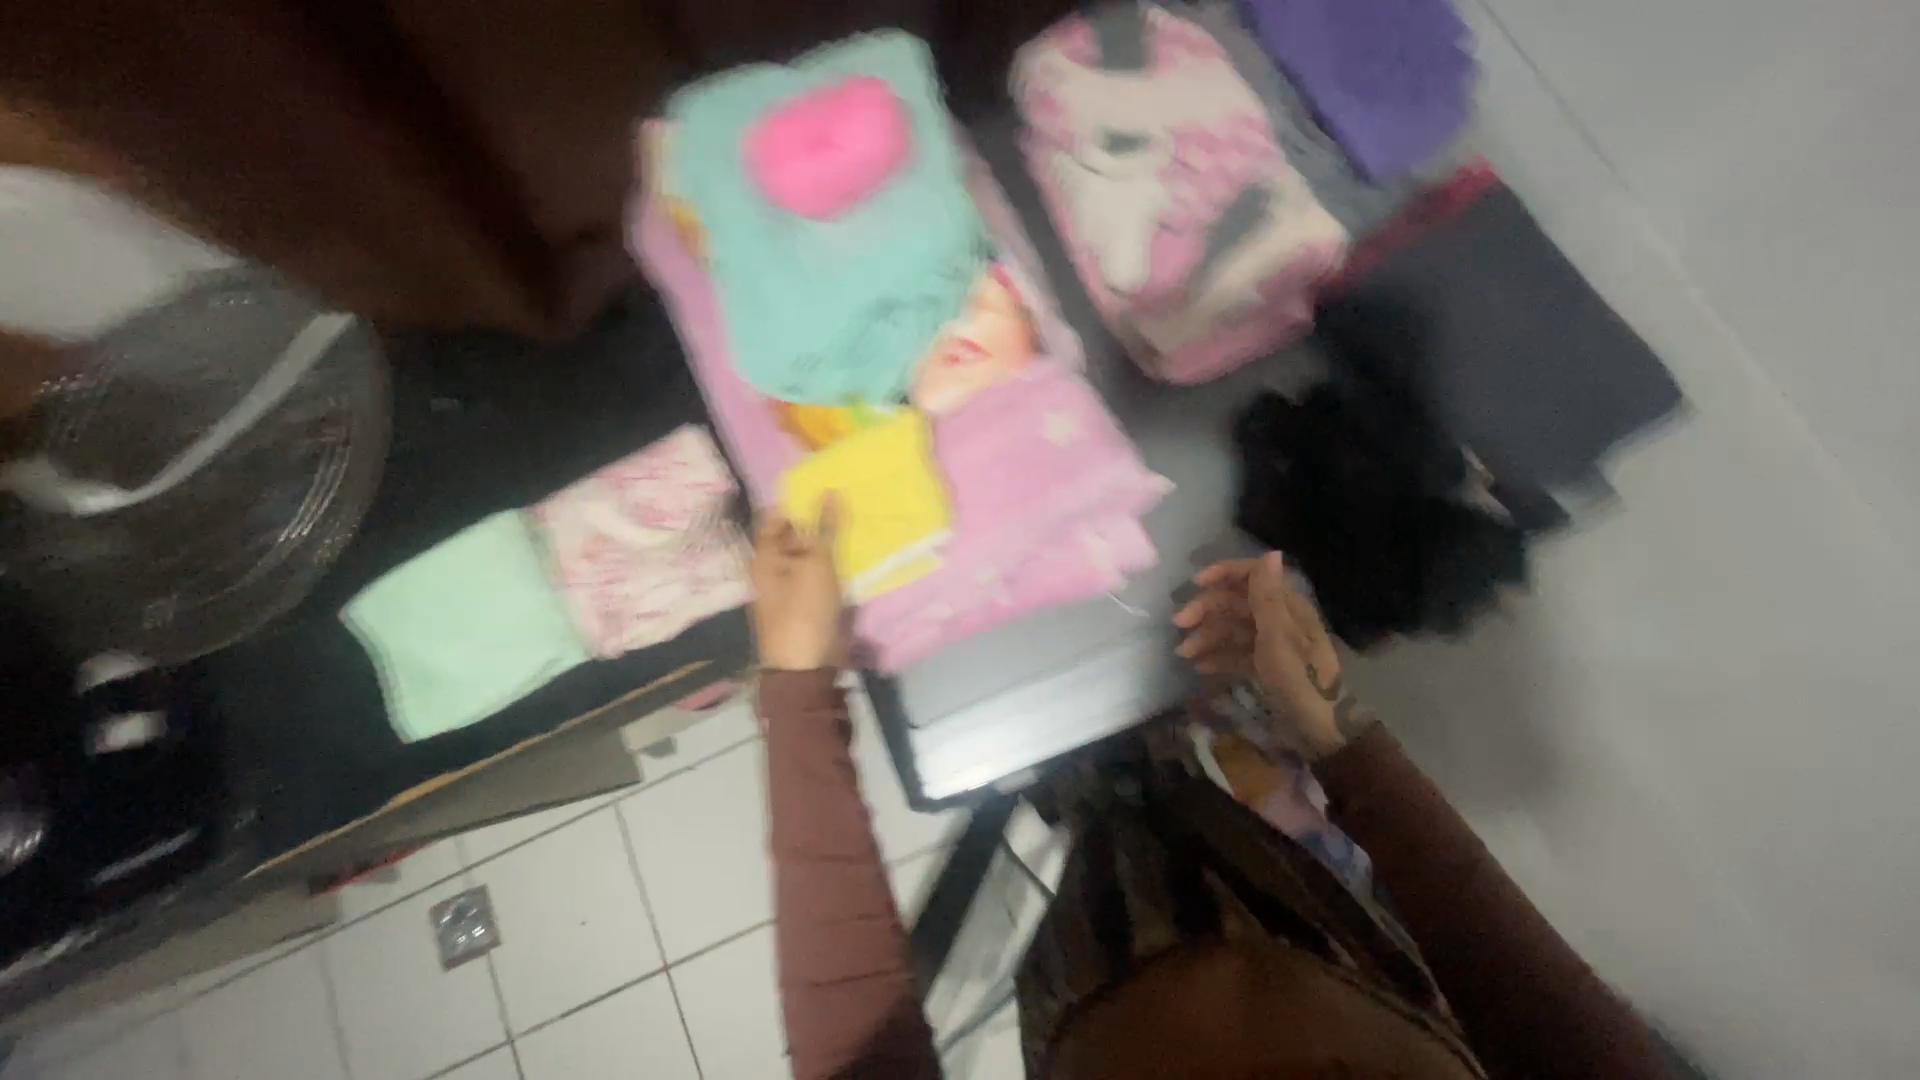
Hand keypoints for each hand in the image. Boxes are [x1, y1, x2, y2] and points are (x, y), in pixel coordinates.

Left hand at [750, 498, 845, 671]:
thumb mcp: (816, 565)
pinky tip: (862, 550)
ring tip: (861, 518)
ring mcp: (796, 586)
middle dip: (821, 519)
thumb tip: (830, 491)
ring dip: (834, 542)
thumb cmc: (804, 611)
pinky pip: (826, 574)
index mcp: (765, 557)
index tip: (826, 485)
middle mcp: (776, 568)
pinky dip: (840, 563)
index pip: (776, 517)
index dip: (798, 500)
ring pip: (815, 555)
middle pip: (797, 535)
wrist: (808, 667)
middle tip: (850, 498)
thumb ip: (824, 528)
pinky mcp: (814, 601)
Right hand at [1175, 552, 1371, 759]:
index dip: (1223, 574)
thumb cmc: (1301, 681)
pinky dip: (1218, 656)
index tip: (1194, 584)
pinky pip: (1236, 652)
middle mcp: (1279, 618)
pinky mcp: (1266, 665)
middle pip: (1235, 602)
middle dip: (1206, 610)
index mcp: (1287, 606)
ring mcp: (1272, 642)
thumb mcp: (1279, 638)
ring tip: (1184, 654)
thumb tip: (1269, 552)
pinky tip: (1200, 667)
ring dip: (1207, 636)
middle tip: (1179, 625)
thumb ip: (1267, 597)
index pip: (1252, 575)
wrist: (1322, 731)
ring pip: (1232, 628)